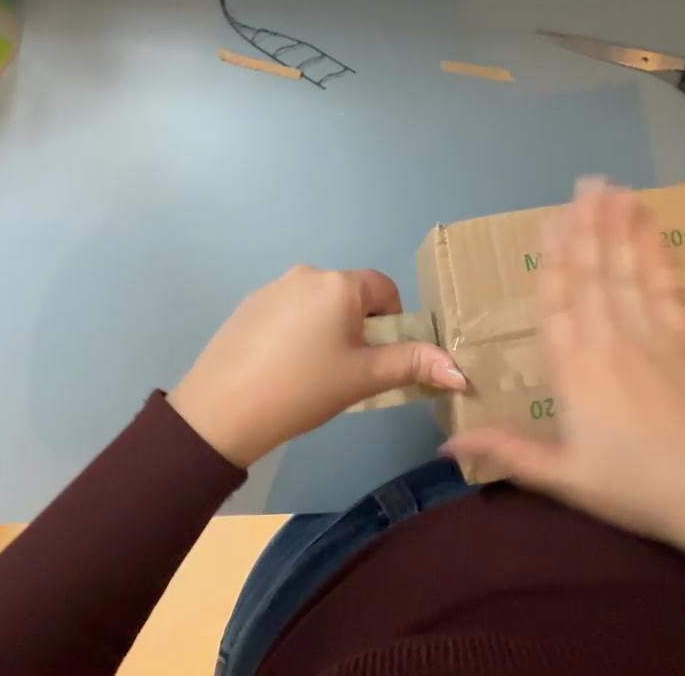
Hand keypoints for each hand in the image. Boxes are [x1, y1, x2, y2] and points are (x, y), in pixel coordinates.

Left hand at [170, 266, 467, 466]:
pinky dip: (295, 333)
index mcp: (339, 284)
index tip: (376, 357)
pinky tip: (281, 368)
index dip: (391, 322)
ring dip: (326, 329)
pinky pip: (288, 311)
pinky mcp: (248, 305)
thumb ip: (413, 365)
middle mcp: (307, 274)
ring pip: (318, 304)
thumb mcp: (364, 378)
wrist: (222, 410)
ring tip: (311, 373)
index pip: (384, 289)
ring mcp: (273, 287)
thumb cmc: (304, 388)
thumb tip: (461, 371)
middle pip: (350, 296)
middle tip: (345, 370)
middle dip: (357, 328)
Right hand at [444, 179, 684, 577]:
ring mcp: (652, 335)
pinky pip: (666, 287)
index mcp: (575, 372)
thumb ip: (508, 452)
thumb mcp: (566, 479)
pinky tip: (651, 227)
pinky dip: (657, 254)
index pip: (557, 305)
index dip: (551, 261)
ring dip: (619, 227)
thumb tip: (446, 442)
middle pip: (592, 275)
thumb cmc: (639, 488)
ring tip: (614, 189)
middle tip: (585, 183)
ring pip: (627, 271)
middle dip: (586, 227)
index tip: (549, 221)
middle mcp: (610, 341)